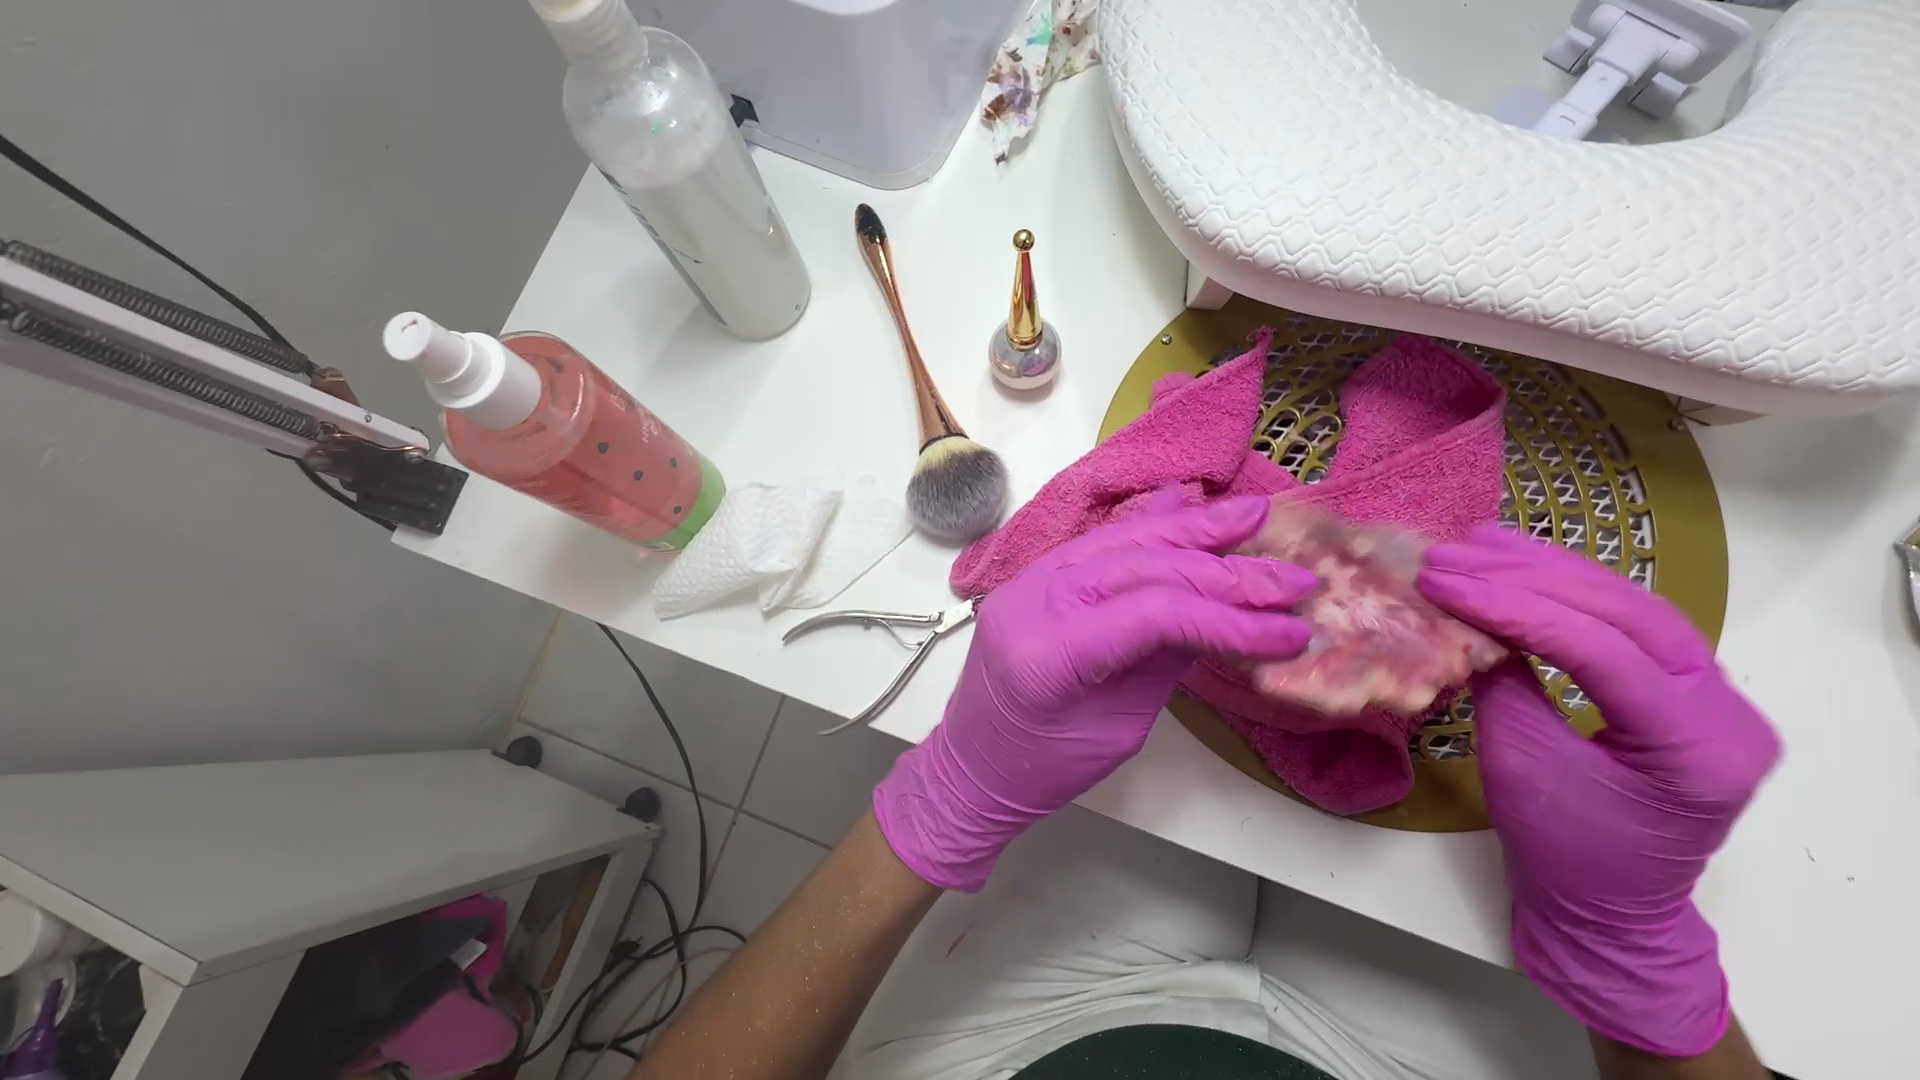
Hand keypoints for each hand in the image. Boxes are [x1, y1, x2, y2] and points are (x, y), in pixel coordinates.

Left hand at [875, 497, 1316, 891]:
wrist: (971, 768)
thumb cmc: (1042, 771)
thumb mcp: (1117, 729)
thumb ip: (1165, 664)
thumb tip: (1227, 619)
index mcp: (1049, 653)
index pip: (1153, 614)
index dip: (1230, 618)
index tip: (1292, 630)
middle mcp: (1032, 601)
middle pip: (1142, 567)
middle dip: (1225, 572)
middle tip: (1292, 577)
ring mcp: (1028, 583)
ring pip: (1120, 540)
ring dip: (1191, 529)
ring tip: (1252, 516)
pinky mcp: (1033, 578)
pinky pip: (1096, 542)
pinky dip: (1144, 524)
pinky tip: (1181, 503)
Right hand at [1418, 526, 1779, 1057]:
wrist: (1607, 902)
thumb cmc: (1560, 848)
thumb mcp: (1518, 764)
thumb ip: (1502, 681)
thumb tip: (1465, 614)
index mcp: (1695, 747)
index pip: (1601, 649)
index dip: (1513, 607)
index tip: (1440, 580)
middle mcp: (1725, 709)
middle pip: (1627, 613)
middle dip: (1529, 575)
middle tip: (1452, 554)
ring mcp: (1714, 693)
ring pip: (1631, 604)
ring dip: (1546, 567)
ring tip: (1475, 541)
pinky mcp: (1686, 685)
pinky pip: (1628, 621)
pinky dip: (1566, 587)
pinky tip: (1517, 560)